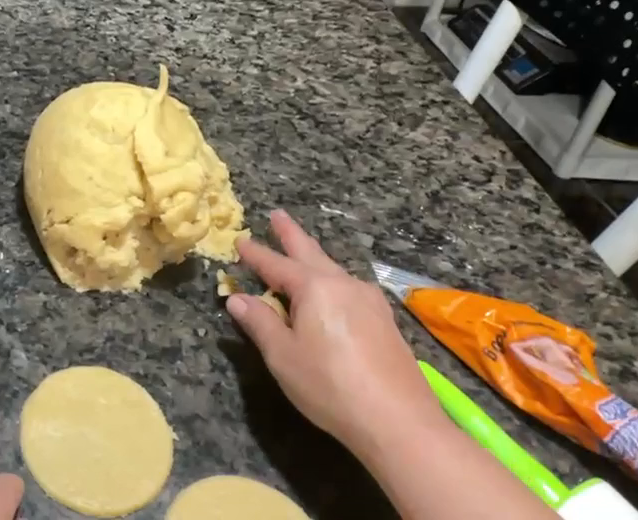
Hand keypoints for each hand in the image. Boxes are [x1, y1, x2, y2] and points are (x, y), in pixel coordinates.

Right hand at [226, 210, 438, 453]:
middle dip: (291, 234)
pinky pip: (350, 288)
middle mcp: (343, 284)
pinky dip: (332, 279)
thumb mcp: (283, 356)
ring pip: (333, 269)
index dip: (255, 254)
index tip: (239, 240)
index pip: (275, 265)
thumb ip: (259, 323)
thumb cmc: (331, 386)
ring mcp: (369, 302)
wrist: (400, 423)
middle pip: (311, 252)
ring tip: (302, 251)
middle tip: (277, 215)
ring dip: (314, 256)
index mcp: (314, 288)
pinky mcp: (385, 322)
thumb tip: (236, 298)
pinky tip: (334, 291)